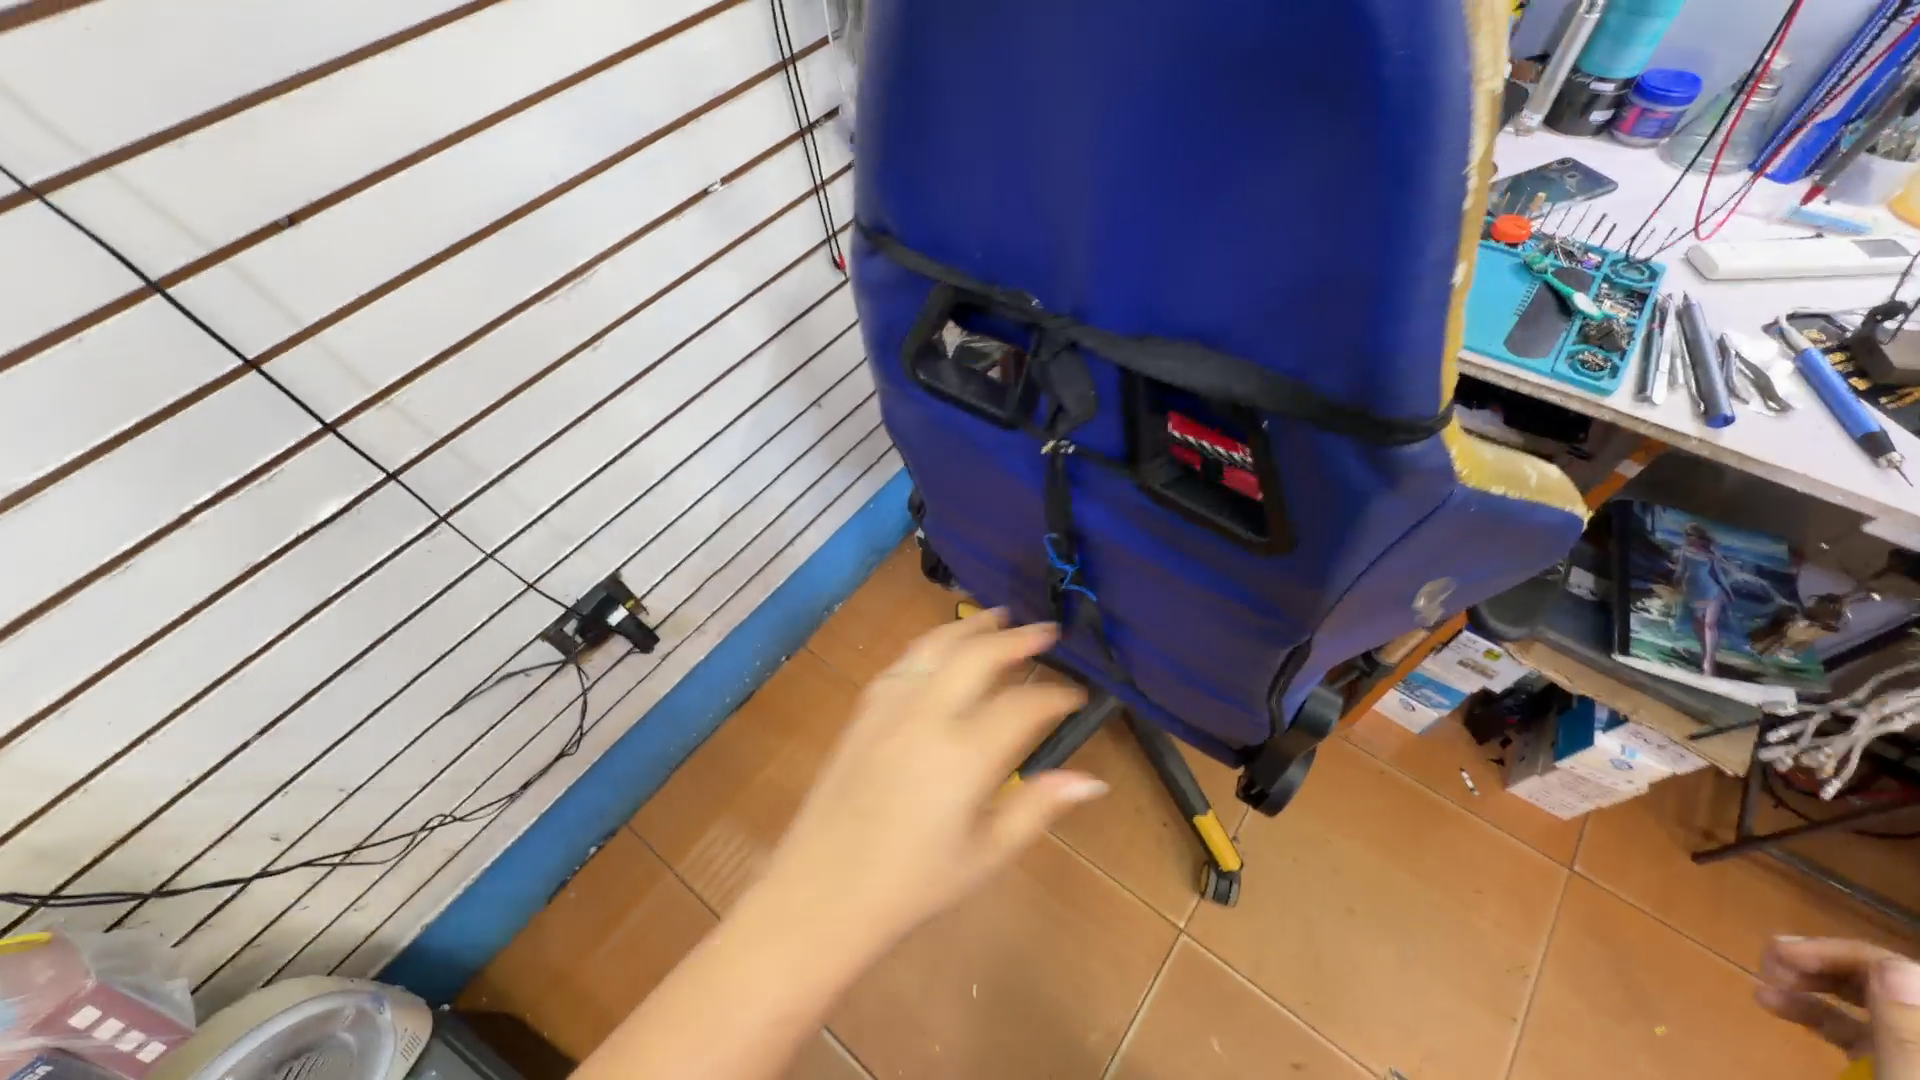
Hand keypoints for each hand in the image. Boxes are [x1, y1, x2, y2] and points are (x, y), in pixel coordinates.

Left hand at [751, 608, 1107, 955]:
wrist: (823, 893)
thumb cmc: (914, 884)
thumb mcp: (987, 854)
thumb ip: (1039, 807)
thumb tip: (1092, 780)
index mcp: (965, 754)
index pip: (1024, 705)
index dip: (1057, 696)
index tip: (1078, 695)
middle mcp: (926, 716)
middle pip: (977, 656)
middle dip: (1017, 639)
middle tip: (1046, 631)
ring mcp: (889, 710)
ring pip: (933, 647)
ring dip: (969, 627)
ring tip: (996, 617)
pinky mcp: (862, 715)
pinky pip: (900, 665)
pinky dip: (928, 648)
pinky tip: (939, 651)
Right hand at [1758, 936, 1919, 1074]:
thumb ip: (1909, 1037)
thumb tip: (1893, 966)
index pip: (1905, 973)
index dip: (1846, 954)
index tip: (1780, 952)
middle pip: (1888, 982)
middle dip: (1823, 964)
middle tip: (1766, 962)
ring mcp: (1914, 1057)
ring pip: (1867, 1000)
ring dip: (1810, 983)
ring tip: (1762, 985)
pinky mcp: (1893, 1069)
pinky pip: (1856, 1027)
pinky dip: (1814, 1011)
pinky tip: (1776, 1006)